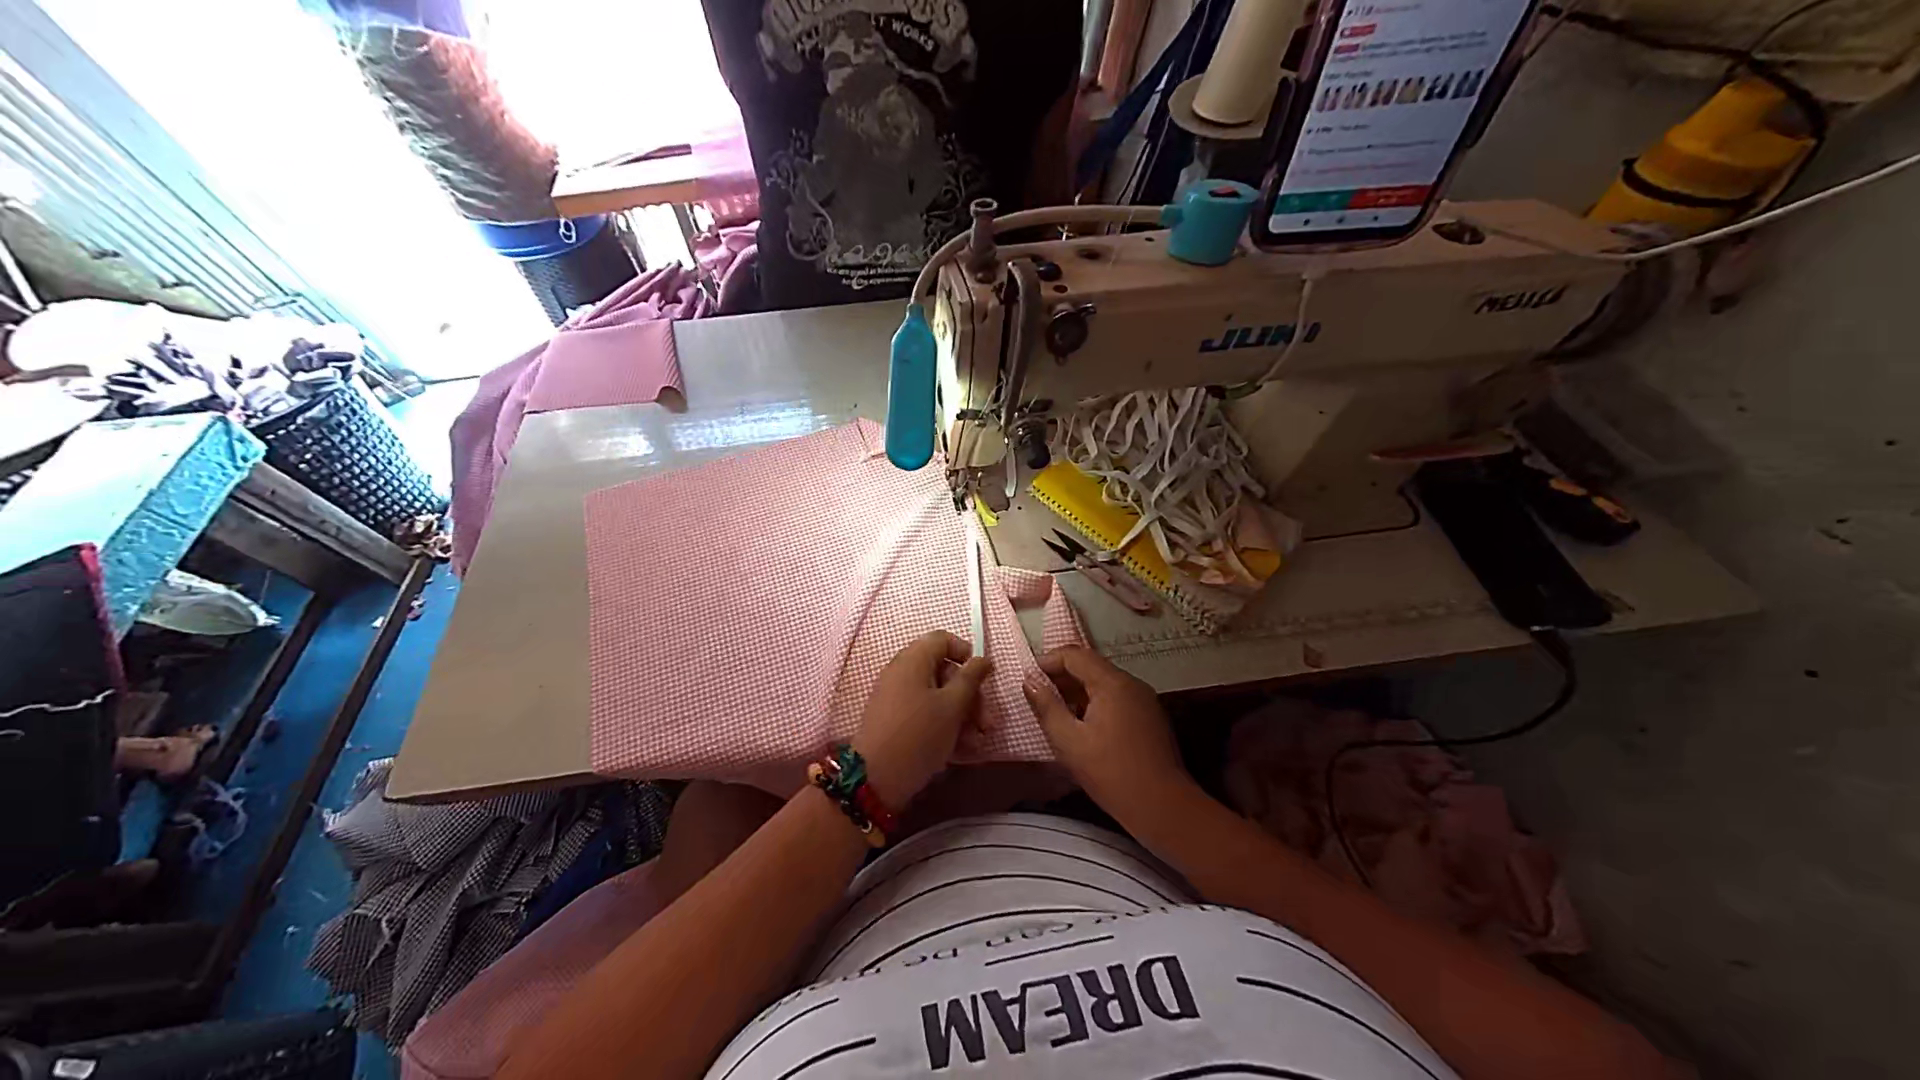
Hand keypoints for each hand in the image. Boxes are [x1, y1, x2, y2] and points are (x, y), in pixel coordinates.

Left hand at [853, 631, 993, 807]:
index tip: (983, 677)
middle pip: (944, 671)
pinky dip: (945, 728)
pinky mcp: (896, 723)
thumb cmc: (919, 735)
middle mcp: (902, 673)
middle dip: (970, 695)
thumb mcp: (952, 706)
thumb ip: (971, 679)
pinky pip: (926, 716)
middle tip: (987, 722)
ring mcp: (897, 699)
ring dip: (962, 716)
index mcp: (913, 660)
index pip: (942, 639)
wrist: (875, 780)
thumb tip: (983, 659)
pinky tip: (963, 751)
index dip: (966, 653)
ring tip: (977, 742)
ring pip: (938, 697)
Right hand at [1022, 646, 1190, 817]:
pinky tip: (1082, 726)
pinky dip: (1095, 703)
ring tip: (1055, 712)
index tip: (1028, 678)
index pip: (1075, 655)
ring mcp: (1144, 700)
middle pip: (1091, 666)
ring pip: (1104, 683)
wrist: (1163, 806)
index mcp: (1112, 683)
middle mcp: (1131, 683)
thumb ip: (1046, 707)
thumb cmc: (1111, 772)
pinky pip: (1117, 698)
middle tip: (1037, 695)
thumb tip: (1030, 682)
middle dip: (1061, 676)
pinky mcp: (1150, 717)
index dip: (1048, 661)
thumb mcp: (1068, 741)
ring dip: (1077, 691)